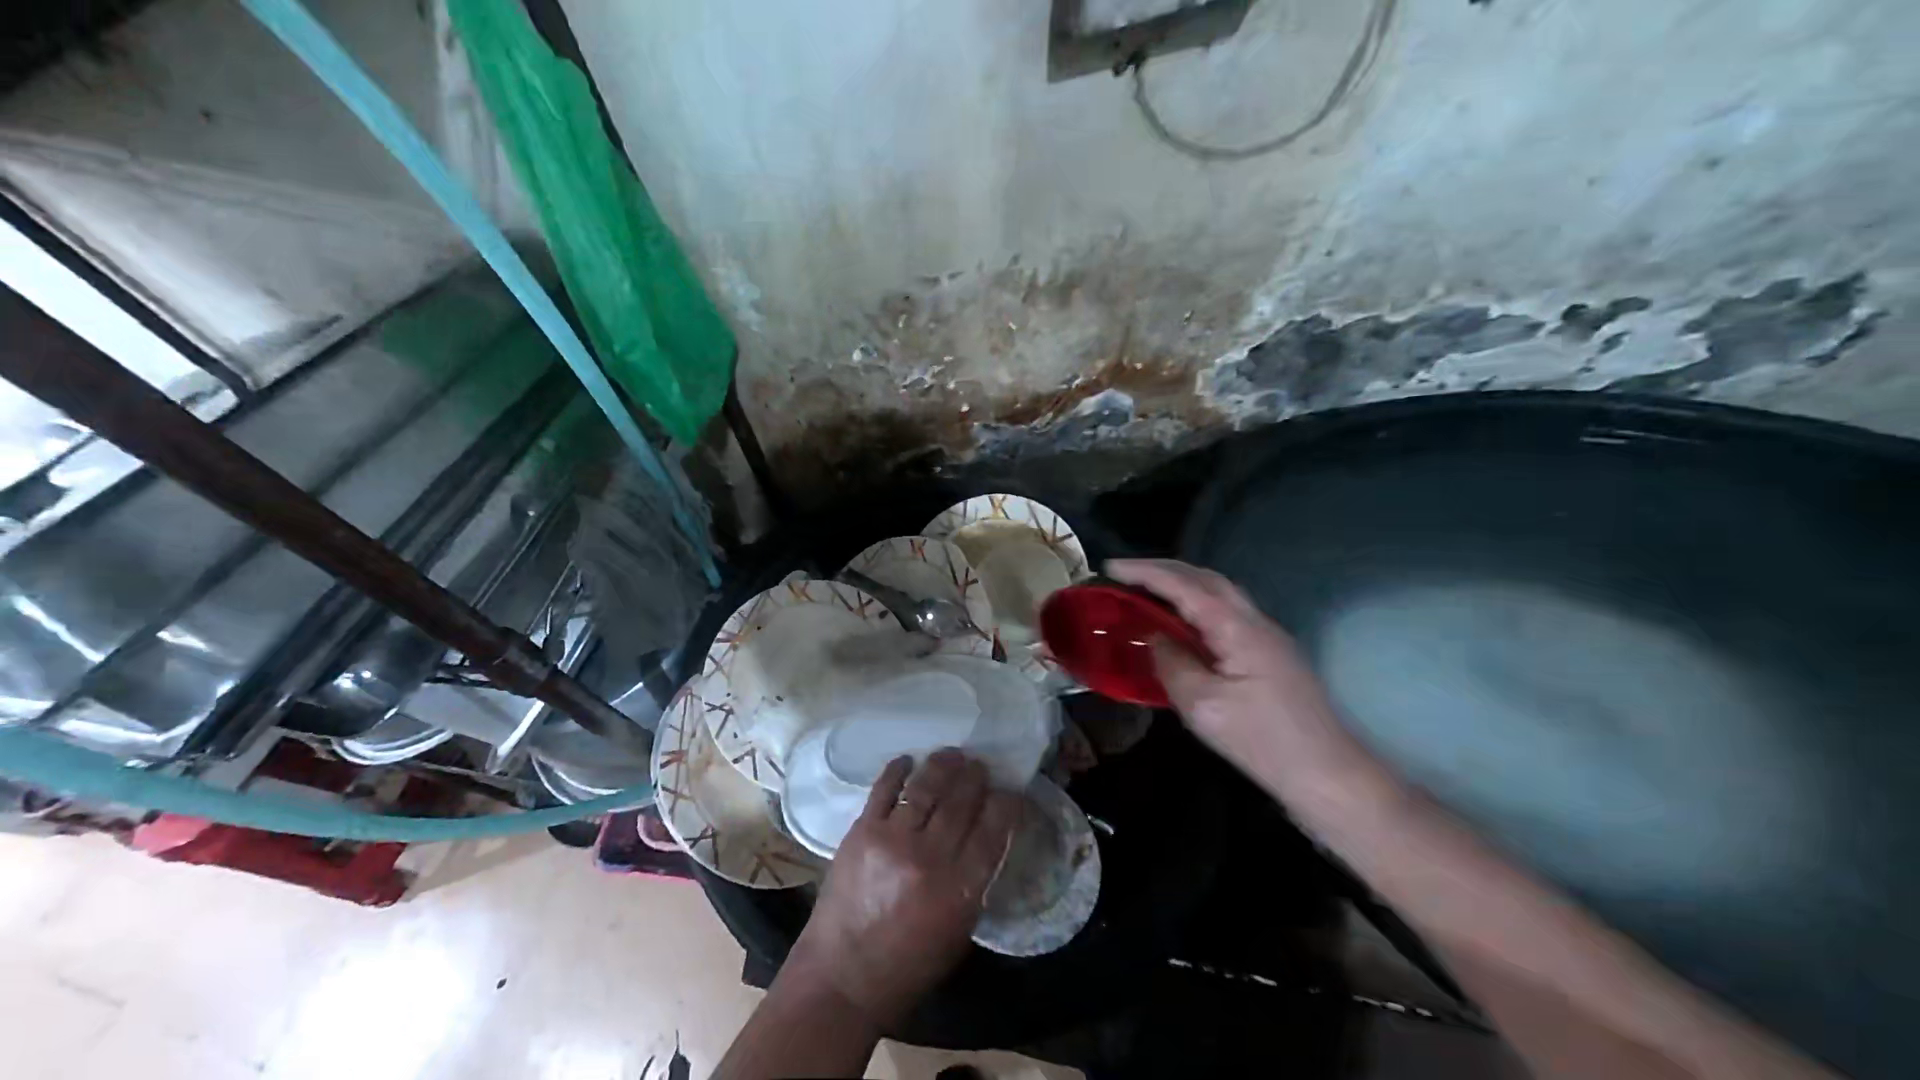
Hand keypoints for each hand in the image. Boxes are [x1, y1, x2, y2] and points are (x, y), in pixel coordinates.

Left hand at [780, 749, 1022, 1029]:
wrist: (841, 979)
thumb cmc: (908, 966)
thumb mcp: (959, 933)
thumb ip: (975, 884)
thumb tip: (986, 840)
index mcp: (959, 890)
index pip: (994, 831)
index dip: (1007, 804)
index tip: (1011, 792)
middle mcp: (929, 858)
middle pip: (961, 802)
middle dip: (976, 778)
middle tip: (981, 766)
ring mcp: (892, 840)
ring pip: (925, 788)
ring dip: (943, 766)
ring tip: (953, 755)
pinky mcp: (861, 832)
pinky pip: (883, 790)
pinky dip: (898, 770)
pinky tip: (909, 760)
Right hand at [1106, 559, 1369, 796]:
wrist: (1326, 773)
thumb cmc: (1261, 740)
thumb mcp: (1203, 705)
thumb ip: (1171, 663)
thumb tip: (1153, 638)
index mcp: (1236, 627)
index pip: (1183, 585)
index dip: (1144, 572)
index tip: (1109, 566)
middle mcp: (1254, 620)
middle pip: (1205, 578)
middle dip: (1162, 570)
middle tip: (1124, 575)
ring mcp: (1267, 636)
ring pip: (1219, 594)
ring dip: (1181, 585)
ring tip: (1146, 593)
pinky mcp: (1270, 654)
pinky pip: (1226, 613)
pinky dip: (1195, 605)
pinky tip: (1180, 624)